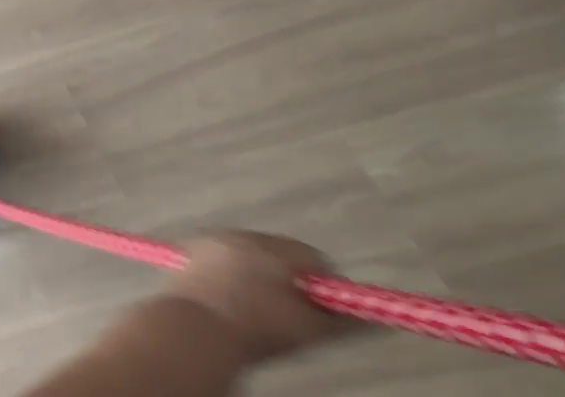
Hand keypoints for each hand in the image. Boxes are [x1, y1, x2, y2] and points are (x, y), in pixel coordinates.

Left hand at [163, 231, 350, 362]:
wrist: (194, 328)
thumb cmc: (257, 328)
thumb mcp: (311, 329)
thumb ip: (347, 321)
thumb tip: (375, 317)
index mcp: (271, 247)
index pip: (313, 256)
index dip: (323, 283)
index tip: (324, 306)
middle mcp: (238, 235)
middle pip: (278, 251)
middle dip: (290, 275)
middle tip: (289, 308)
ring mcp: (210, 241)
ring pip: (248, 254)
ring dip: (259, 272)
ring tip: (257, 306)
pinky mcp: (189, 253)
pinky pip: (221, 259)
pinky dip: (230, 273)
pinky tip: (230, 299)